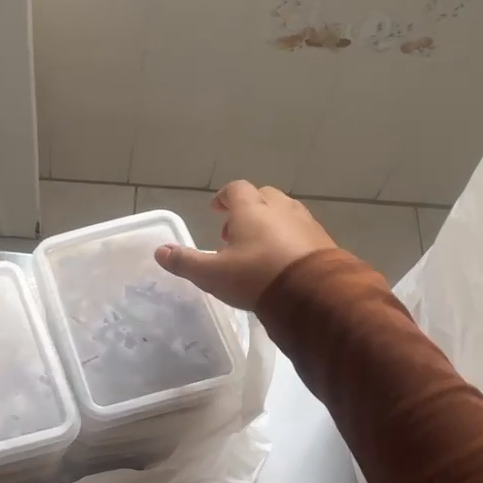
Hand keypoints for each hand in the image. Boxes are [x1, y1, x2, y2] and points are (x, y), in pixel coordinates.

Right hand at [153, 181, 335, 310]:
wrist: (313, 292)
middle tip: (234, 233)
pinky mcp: (322, 240)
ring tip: (258, 248)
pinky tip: (282, 260)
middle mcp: (279, 208)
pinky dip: (289, 238)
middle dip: (247, 210)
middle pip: (262, 196)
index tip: (216, 210)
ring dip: (269, 223)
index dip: (223, 198)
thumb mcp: (212, 274)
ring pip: (284, 212)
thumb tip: (159, 251)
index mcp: (250, 209)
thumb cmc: (256, 277)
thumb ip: (185, 262)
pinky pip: (301, 230)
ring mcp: (304, 222)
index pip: (235, 189)